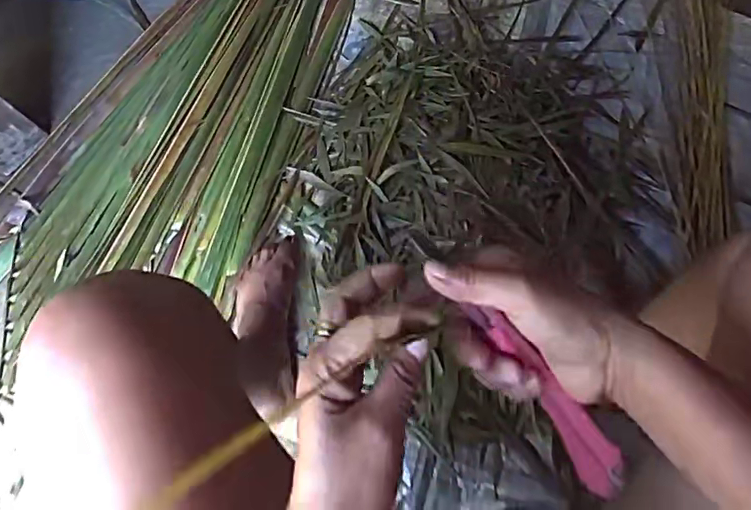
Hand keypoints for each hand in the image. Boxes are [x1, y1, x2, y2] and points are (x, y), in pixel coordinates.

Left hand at [289, 264, 437, 509]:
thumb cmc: (352, 480)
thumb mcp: (380, 428)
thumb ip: (400, 378)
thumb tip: (423, 337)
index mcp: (322, 366)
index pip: (362, 324)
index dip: (398, 314)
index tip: (432, 312)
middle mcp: (319, 362)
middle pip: (341, 308)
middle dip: (369, 285)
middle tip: (401, 271)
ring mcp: (326, 376)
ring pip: (348, 324)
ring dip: (375, 304)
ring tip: (404, 290)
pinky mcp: (337, 393)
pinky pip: (356, 347)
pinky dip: (377, 331)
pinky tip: (398, 329)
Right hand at [424, 251, 625, 404]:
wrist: (611, 363)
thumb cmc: (566, 318)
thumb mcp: (519, 295)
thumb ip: (474, 283)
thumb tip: (426, 268)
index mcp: (492, 268)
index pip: (448, 282)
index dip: (438, 307)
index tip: (433, 330)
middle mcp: (493, 294)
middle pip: (458, 325)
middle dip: (476, 351)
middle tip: (495, 363)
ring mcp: (505, 327)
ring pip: (475, 353)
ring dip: (497, 370)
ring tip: (524, 376)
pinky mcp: (516, 356)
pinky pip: (494, 372)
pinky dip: (512, 381)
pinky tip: (534, 381)